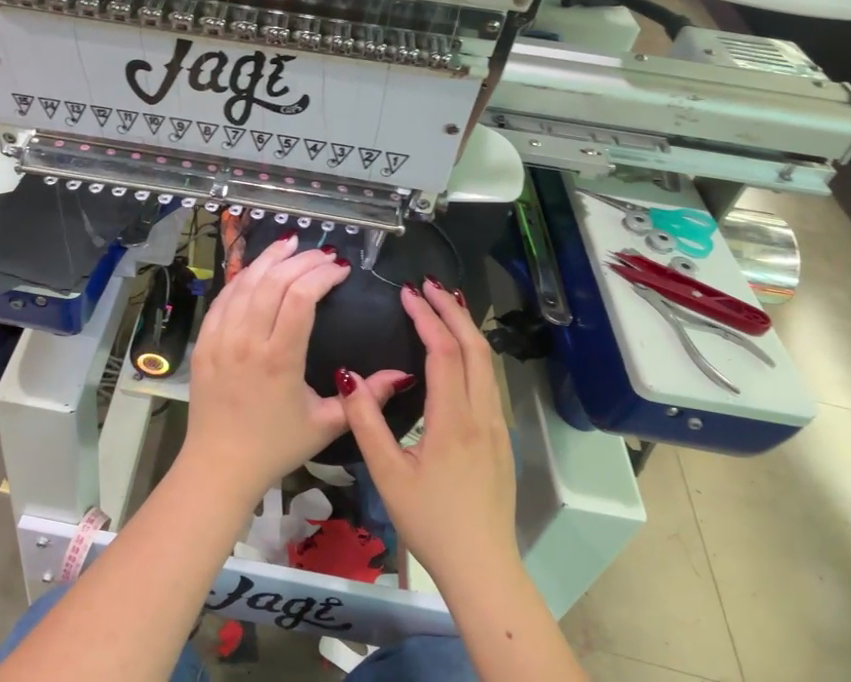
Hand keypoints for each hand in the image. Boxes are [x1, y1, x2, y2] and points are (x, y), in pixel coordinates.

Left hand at [178, 235, 409, 498]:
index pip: (300, 298)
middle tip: (323, 254)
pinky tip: (256, 270)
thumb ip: (367, 398)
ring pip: (245, 284)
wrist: (220, 465)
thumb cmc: (277, 446)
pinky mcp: (204, 343)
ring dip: (269, 260)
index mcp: (279, 359)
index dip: (322, 275)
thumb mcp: (327, 424)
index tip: (341, 269)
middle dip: (301, 261)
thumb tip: (404, 374)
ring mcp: (220, 340)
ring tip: (290, 245)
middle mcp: (247, 342)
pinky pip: (223, 300)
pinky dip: (242, 279)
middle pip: (274, 282)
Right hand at [338, 279, 515, 585]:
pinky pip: (490, 382)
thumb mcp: (387, 474)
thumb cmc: (430, 521)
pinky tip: (457, 355)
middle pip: (476, 348)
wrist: (482, 564)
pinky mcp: (501, 440)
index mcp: (453, 420)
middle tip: (429, 285)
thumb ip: (366, 422)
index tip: (408, 293)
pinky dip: (473, 354)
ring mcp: (497, 427)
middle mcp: (483, 415)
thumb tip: (349, 376)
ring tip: (444, 307)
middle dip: (453, 311)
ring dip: (467, 330)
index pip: (444, 352)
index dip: (427, 317)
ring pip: (488, 364)